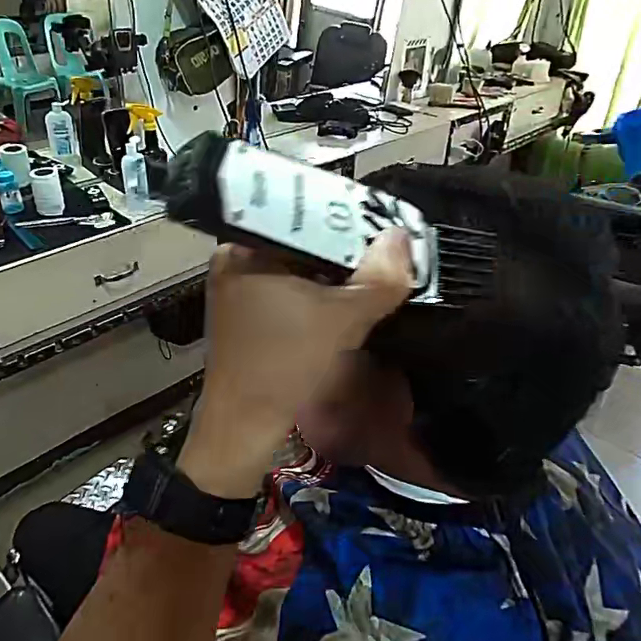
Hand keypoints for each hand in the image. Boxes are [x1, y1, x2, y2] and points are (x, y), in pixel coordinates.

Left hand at [180, 231, 413, 496]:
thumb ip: (379, 277)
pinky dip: (320, 291)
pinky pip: (292, 287)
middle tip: (383, 244)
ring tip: (374, 267)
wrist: (244, 428)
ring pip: (299, 265)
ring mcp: (240, 289)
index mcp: (245, 247)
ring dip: (335, 271)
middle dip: (344, 245)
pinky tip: (348, 297)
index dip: (344, 214)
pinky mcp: (249, 314)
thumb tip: (403, 238)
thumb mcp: (342, 318)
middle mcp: (236, 260)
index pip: (300, 212)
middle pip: (301, 238)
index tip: (379, 221)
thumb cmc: (285, 364)